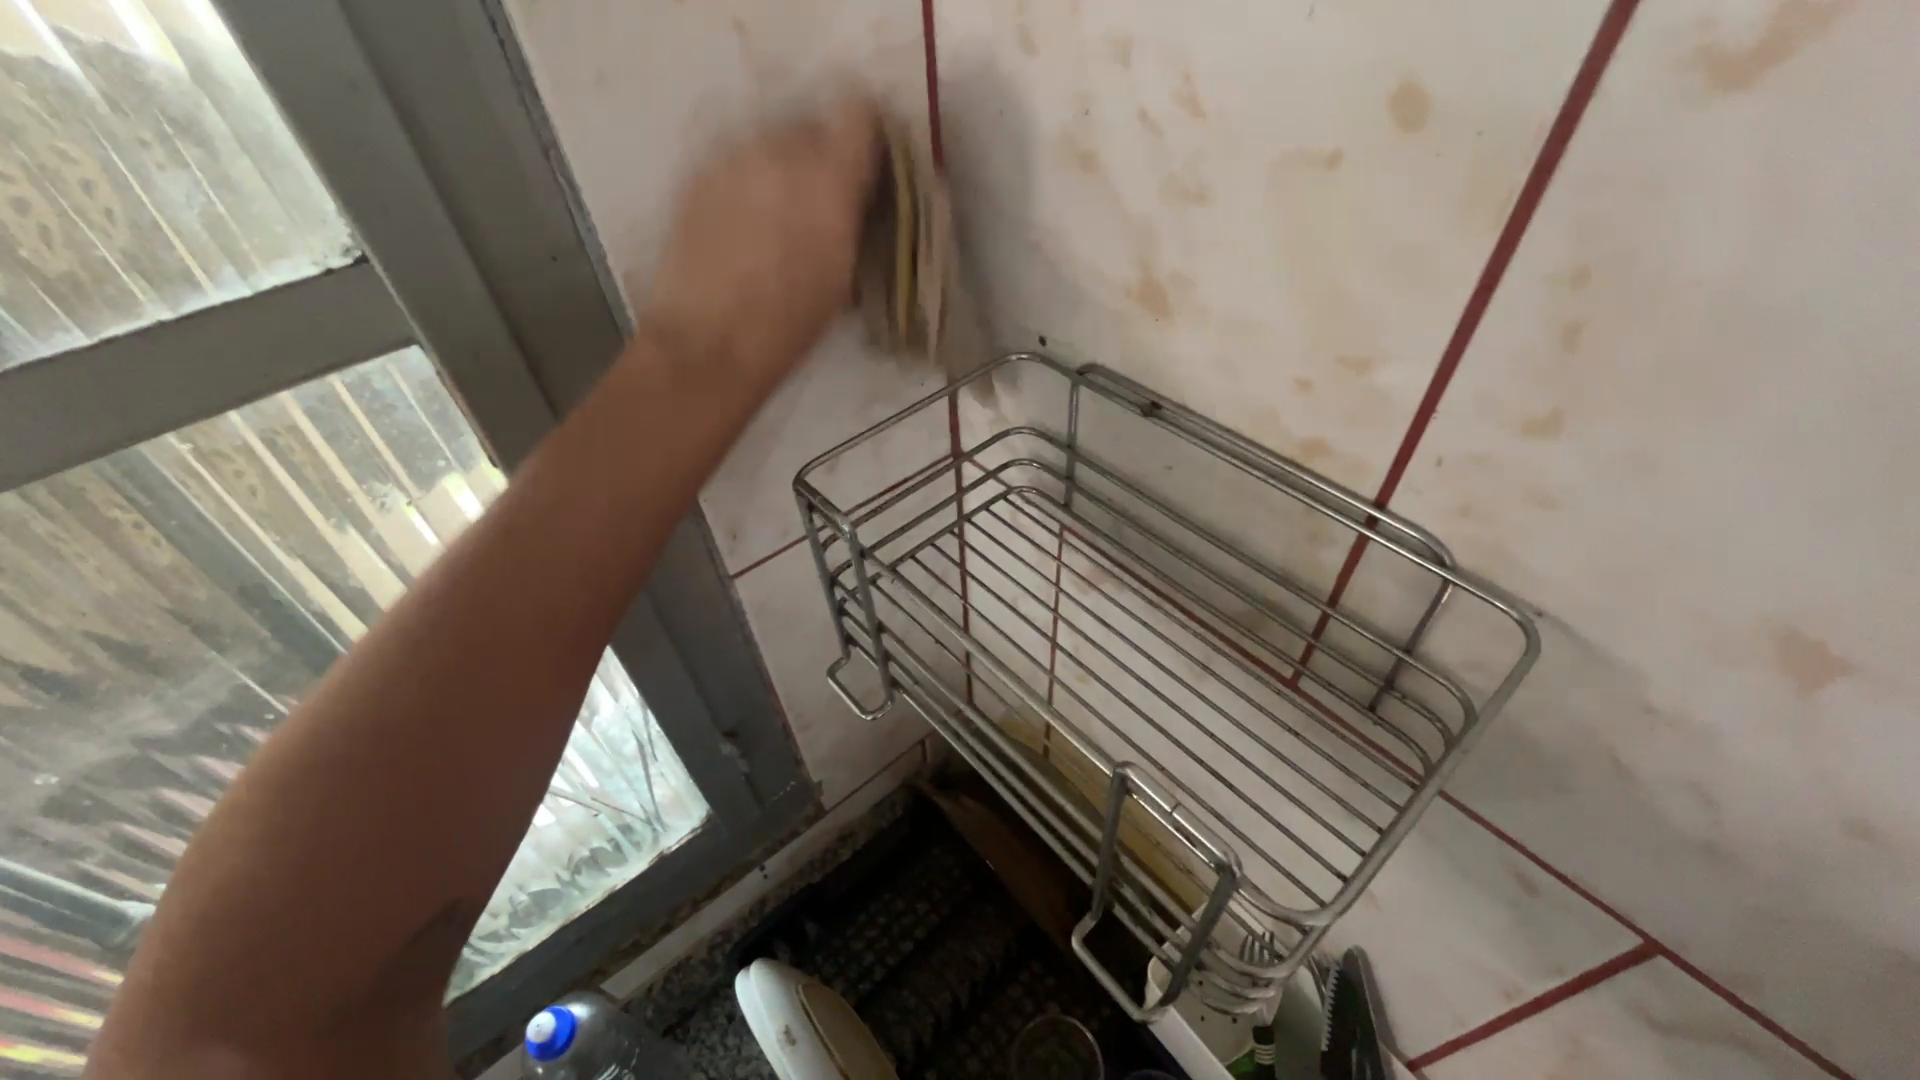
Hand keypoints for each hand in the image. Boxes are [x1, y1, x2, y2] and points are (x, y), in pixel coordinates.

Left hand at [640, 95, 881, 380]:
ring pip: (769, 141)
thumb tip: (856, 195)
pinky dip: (745, 182)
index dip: (863, 137)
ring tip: (775, 216)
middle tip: (818, 201)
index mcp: (829, 179)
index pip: (857, 113)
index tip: (863, 166)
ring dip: (780, 169)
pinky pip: (734, 161)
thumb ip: (850, 217)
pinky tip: (740, 224)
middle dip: (819, 157)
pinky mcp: (696, 174)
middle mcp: (779, 151)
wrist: (707, 344)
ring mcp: (732, 158)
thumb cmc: (787, 324)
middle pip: (810, 125)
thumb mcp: (841, 274)